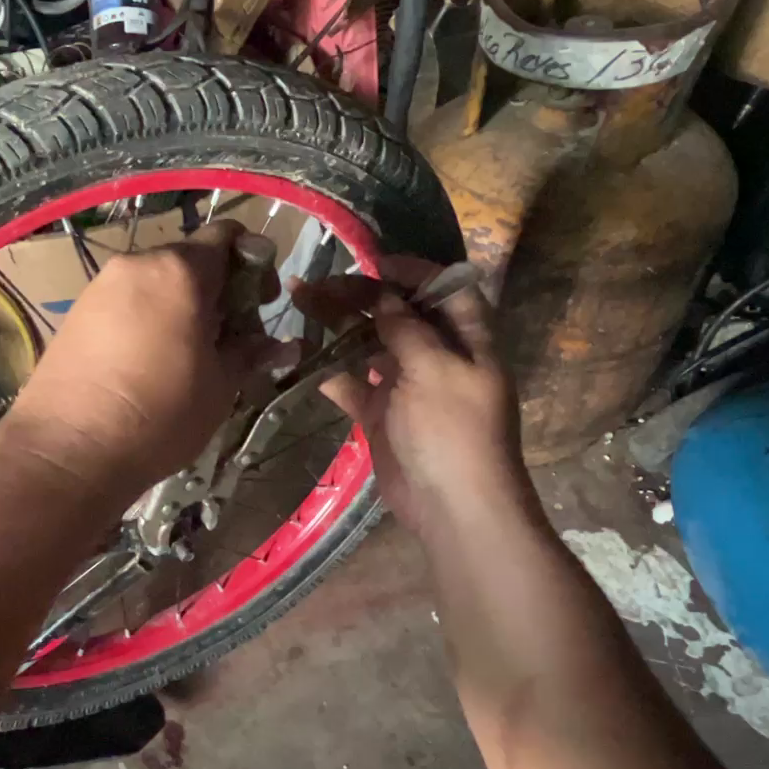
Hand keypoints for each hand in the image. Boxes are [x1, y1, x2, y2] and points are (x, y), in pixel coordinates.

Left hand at [2, 219, 276, 488]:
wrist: (68, 451)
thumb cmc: (159, 415)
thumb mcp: (219, 388)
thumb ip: (250, 354)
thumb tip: (282, 346)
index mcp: (179, 271)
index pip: (227, 236)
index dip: (254, 262)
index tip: (260, 303)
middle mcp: (136, 265)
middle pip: (189, 261)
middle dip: (217, 291)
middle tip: (228, 338)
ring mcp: (99, 287)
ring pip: (154, 283)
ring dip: (180, 307)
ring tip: (187, 355)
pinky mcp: (75, 314)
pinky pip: (124, 303)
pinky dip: (146, 319)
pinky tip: (149, 363)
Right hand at [292, 257, 531, 537]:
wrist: (453, 507)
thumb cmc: (454, 431)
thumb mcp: (434, 370)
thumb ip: (406, 329)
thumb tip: (384, 296)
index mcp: (466, 340)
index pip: (444, 289)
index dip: (412, 271)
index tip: (371, 261)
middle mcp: (438, 357)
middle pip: (398, 315)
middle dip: (361, 296)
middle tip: (318, 283)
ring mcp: (407, 388)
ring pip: (370, 347)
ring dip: (339, 328)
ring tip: (302, 305)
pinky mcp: (382, 416)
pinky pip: (353, 387)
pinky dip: (331, 374)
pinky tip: (303, 358)